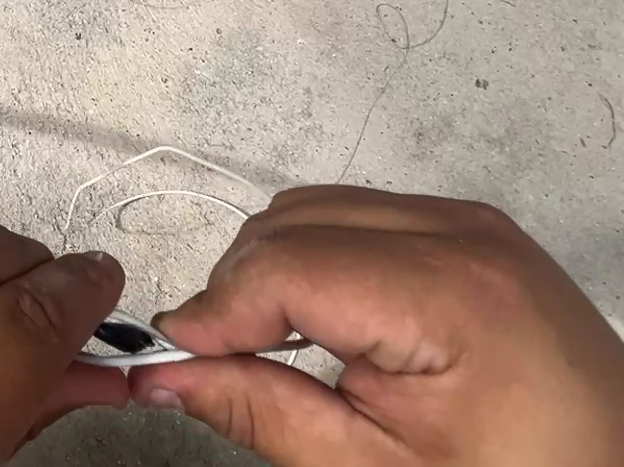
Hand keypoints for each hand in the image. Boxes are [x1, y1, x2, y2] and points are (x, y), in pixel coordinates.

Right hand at [129, 186, 623, 466]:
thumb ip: (262, 414)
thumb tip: (157, 374)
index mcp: (451, 291)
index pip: (286, 266)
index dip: (217, 310)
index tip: (172, 358)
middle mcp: (456, 227)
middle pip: (289, 226)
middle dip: (237, 291)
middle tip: (224, 364)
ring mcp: (465, 218)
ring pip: (307, 209)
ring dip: (268, 268)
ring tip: (271, 342)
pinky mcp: (466, 226)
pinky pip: (346, 213)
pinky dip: (309, 255)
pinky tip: (324, 315)